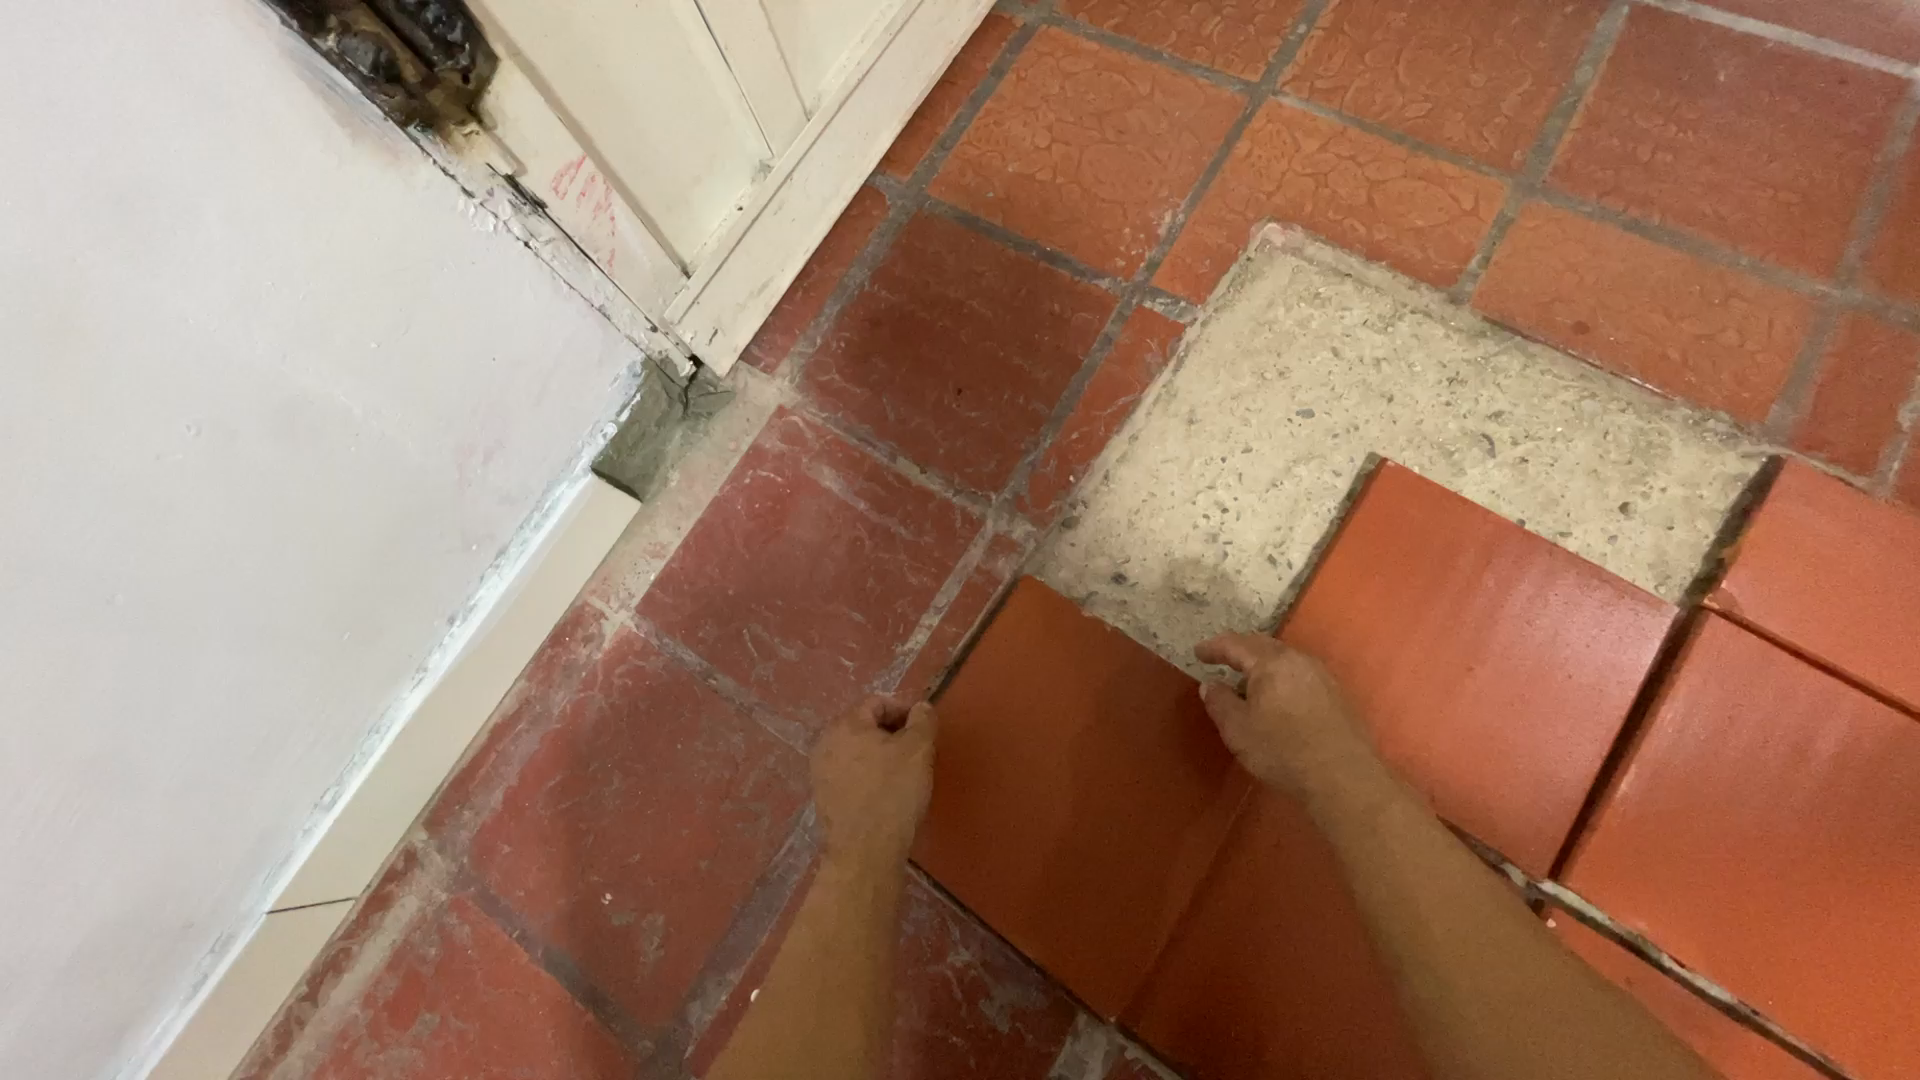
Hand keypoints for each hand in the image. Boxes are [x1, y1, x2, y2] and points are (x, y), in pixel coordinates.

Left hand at [811, 696, 937, 869]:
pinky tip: (885, 792)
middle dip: (892, 732)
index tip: (924, 730)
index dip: (904, 710)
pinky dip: (868, 774)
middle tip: (917, 751)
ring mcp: (820, 770)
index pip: (878, 702)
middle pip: (864, 724)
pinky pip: (850, 772)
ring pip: (857, 749)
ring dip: (881, 754)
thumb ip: (923, 720)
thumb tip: (920, 708)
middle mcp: (825, 742)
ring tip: (903, 773)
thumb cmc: (893, 792)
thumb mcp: (919, 750)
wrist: (865, 851)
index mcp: (845, 724)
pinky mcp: (822, 796)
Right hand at [1194, 633, 1376, 798]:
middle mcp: (1299, 661)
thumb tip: (1210, 685)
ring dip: (1263, 663)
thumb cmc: (1282, 751)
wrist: (1344, 779)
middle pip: (1264, 645)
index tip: (1198, 653)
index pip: (1235, 645)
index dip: (1214, 647)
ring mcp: (1322, 676)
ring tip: (1248, 678)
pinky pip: (1300, 673)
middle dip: (1240, 649)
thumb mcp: (1237, 730)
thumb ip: (1219, 702)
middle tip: (1221, 658)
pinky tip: (1278, 696)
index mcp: (1271, 664)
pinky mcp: (1337, 695)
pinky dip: (1282, 676)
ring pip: (1285, 658)